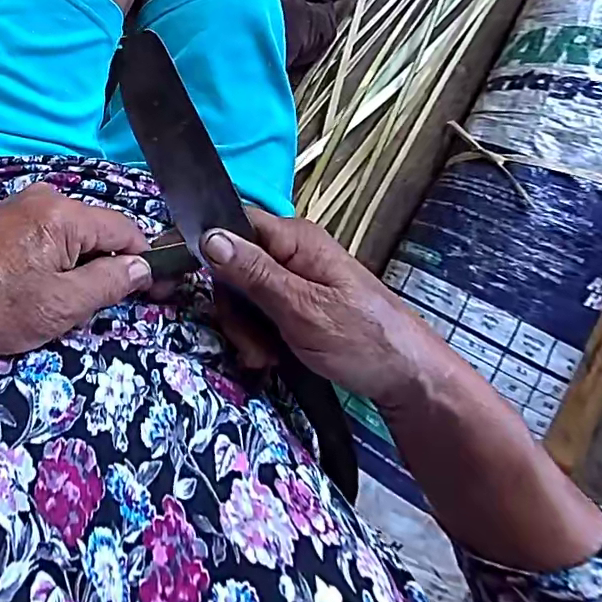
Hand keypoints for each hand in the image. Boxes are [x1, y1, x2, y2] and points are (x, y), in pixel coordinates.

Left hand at [0, 184, 153, 354]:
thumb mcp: (62, 305)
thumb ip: (111, 283)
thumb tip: (144, 268)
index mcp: (64, 214)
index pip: (126, 231)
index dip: (146, 261)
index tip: (157, 288)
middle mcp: (47, 197)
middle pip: (101, 231)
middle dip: (111, 265)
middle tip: (106, 303)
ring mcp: (25, 203)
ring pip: (78, 234)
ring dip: (84, 264)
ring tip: (67, 298)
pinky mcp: (8, 217)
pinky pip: (53, 233)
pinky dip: (61, 257)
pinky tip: (43, 284)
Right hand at [205, 209, 601, 569]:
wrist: (408, 379)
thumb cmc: (361, 339)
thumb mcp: (301, 309)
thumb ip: (254, 273)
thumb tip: (209, 235)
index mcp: (296, 238)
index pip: (236, 222)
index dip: (210, 247)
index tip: (193, 283)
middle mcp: (294, 251)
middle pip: (236, 264)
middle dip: (235, 308)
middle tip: (251, 344)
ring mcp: (297, 279)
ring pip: (247, 294)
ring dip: (247, 330)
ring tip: (267, 358)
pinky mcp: (300, 304)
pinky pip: (264, 312)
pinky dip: (261, 337)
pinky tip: (273, 359)